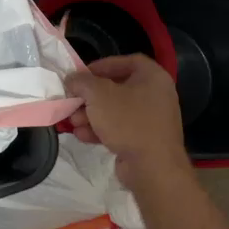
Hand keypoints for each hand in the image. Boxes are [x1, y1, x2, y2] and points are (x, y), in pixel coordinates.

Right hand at [64, 53, 190, 185]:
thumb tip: (72, 79)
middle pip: (116, 88)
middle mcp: (156, 95)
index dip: (102, 65)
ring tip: (73, 122)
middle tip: (72, 101)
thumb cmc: (128, 121)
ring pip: (115, 110)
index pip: (126, 61)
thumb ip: (81, 82)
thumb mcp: (98, 95)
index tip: (82, 74)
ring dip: (91, 114)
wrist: (153, 167)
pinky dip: (101, 130)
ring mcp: (152, 119)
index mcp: (153, 77)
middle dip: (90, 96)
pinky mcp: (145, 140)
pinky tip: (83, 136)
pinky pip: (120, 128)